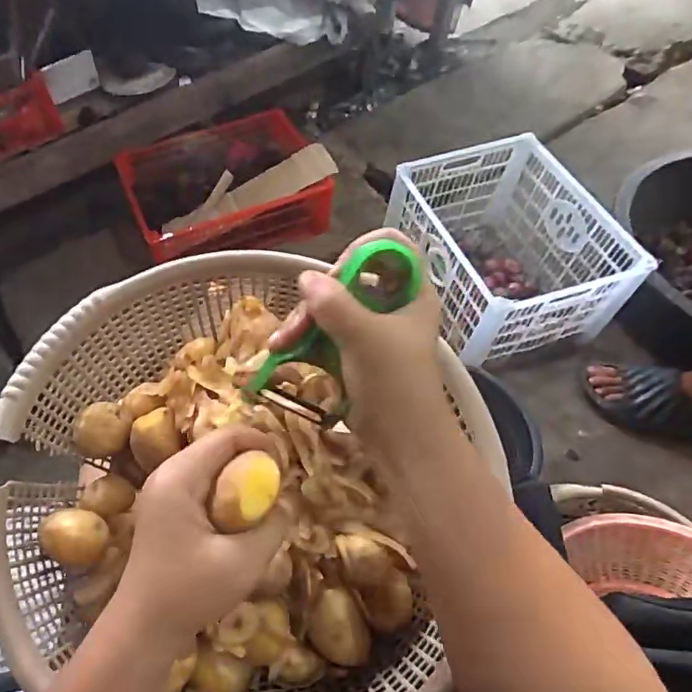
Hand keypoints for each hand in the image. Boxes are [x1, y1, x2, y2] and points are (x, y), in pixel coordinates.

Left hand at [102, 426, 288, 655]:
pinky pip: (200, 482)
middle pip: (216, 446)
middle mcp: (166, 474)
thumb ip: (272, 527)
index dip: (261, 442)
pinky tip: (237, 517)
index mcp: (179, 477)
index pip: (226, 437)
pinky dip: (223, 490)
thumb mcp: (243, 563)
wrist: (142, 628)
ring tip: (262, 502)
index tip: (286, 465)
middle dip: (252, 458)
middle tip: (278, 485)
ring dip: (238, 476)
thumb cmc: (189, 593)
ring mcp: (161, 490)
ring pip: (209, 464)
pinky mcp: (163, 507)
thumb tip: (288, 503)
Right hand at [267, 229, 453, 452]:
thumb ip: (335, 304)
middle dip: (318, 295)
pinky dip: (304, 338)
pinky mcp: (354, 352)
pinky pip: (325, 332)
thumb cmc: (396, 385)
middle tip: (299, 321)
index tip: (336, 275)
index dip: (361, 252)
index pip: (389, 246)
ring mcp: (372, 329)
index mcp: (411, 292)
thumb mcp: (365, 338)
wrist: (403, 444)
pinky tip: (282, 349)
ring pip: (332, 306)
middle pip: (351, 277)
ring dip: (303, 320)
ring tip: (280, 343)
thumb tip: (305, 278)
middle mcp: (393, 304)